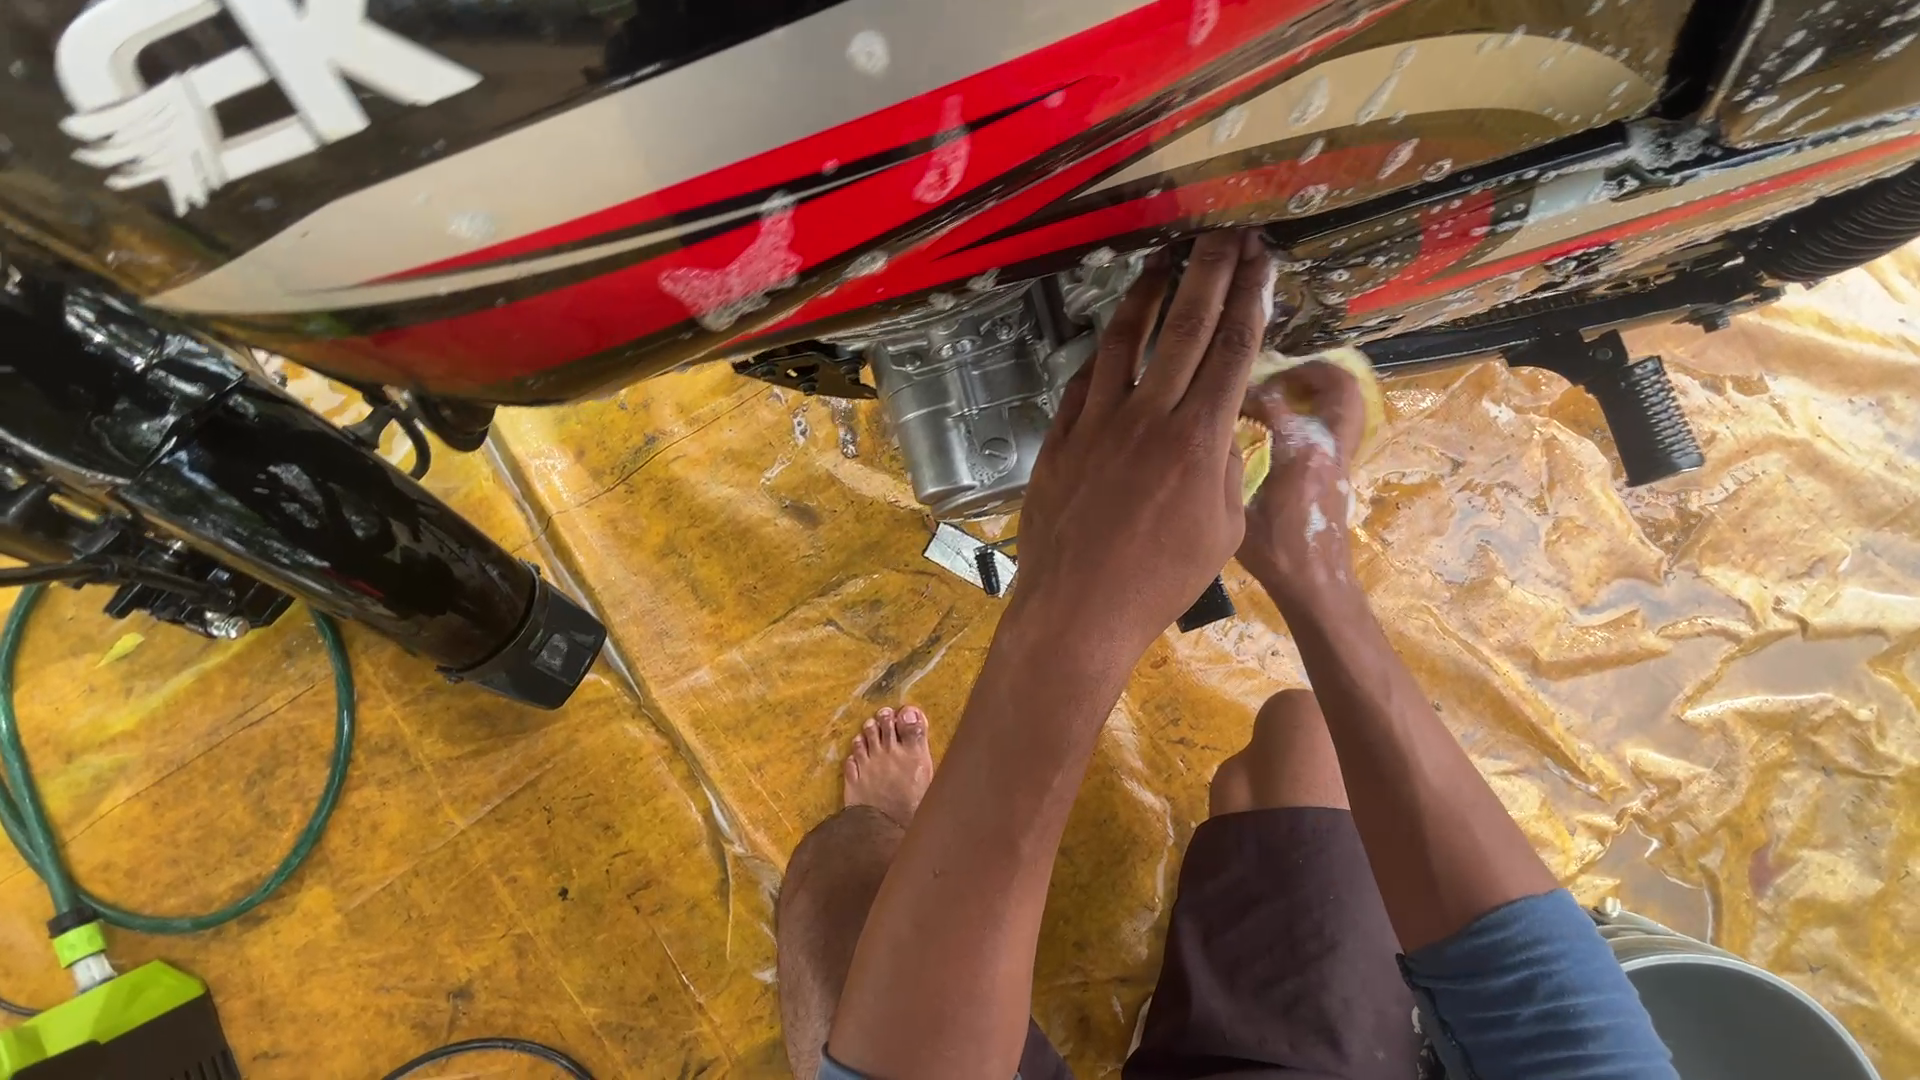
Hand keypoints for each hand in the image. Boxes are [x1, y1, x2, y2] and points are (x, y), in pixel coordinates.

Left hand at [1013, 230, 1275, 650]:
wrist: (1078, 607)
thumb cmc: (1160, 581)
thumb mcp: (1221, 530)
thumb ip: (1225, 469)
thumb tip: (1219, 431)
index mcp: (1200, 439)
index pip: (1232, 349)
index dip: (1250, 297)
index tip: (1260, 258)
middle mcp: (1149, 415)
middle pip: (1183, 327)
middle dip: (1207, 272)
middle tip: (1220, 234)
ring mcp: (1097, 422)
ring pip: (1123, 341)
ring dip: (1144, 295)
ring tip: (1160, 260)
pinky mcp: (1060, 438)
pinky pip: (1082, 382)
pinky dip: (1100, 355)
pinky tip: (1109, 338)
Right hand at [1236, 361, 1366, 609]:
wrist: (1316, 584)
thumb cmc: (1274, 554)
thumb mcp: (1236, 513)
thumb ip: (1226, 470)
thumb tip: (1209, 439)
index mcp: (1300, 454)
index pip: (1275, 399)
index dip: (1247, 391)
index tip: (1225, 397)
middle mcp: (1328, 447)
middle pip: (1339, 385)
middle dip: (1308, 370)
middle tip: (1274, 376)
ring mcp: (1341, 457)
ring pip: (1350, 400)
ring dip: (1323, 386)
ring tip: (1286, 390)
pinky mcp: (1342, 469)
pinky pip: (1342, 420)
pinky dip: (1323, 408)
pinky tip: (1289, 421)